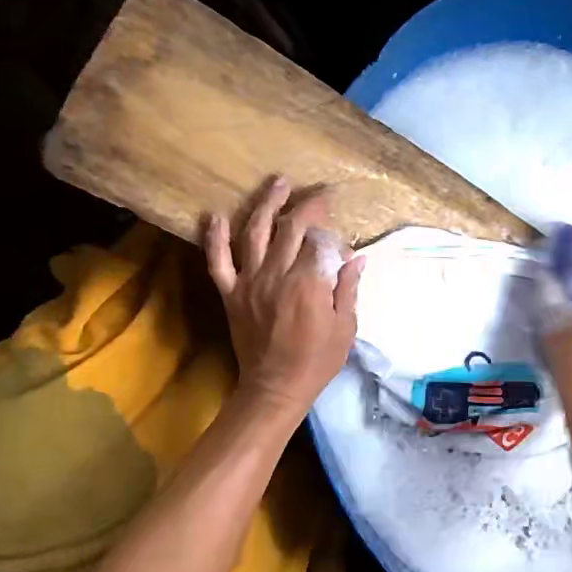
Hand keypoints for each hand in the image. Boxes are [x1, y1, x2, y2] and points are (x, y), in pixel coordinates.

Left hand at [203, 177, 363, 415]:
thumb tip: (357, 257)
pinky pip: (218, 261)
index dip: (329, 225)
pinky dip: (214, 237)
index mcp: (309, 283)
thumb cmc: (317, 360)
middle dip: (305, 205)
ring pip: (255, 232)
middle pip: (290, 228)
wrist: (275, 387)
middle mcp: (277, 274)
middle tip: (315, 193)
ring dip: (266, 204)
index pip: (319, 239)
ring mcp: (250, 281)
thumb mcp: (345, 327)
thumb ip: (348, 288)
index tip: (337, 218)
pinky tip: (214, 215)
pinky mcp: (231, 293)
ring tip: (278, 184)